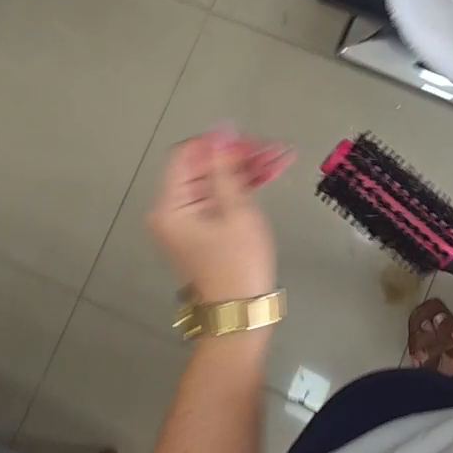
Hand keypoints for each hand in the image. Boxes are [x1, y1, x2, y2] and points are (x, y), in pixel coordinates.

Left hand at [147, 129, 292, 302]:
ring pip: (215, 179)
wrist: (240, 317)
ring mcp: (186, 220)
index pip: (187, 155)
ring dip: (246, 167)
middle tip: (275, 148)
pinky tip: (270, 173)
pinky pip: (219, 197)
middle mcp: (171, 209)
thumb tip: (221, 135)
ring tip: (282, 157)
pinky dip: (242, 186)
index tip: (251, 139)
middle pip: (203, 166)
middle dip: (239, 154)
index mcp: (170, 205)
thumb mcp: (238, 213)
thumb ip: (227, 170)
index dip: (218, 142)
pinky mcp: (202, 229)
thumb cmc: (239, 265)